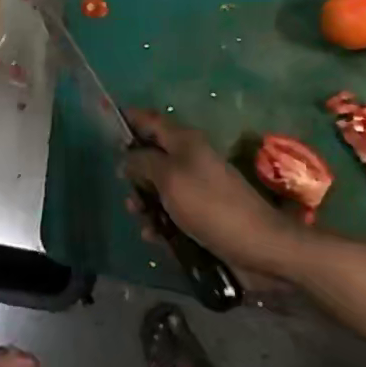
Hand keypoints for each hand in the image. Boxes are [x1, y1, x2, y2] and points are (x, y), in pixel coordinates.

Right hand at [124, 109, 312, 285]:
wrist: (259, 248)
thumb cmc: (210, 206)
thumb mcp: (169, 178)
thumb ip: (142, 162)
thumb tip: (126, 156)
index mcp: (185, 142)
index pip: (151, 120)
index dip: (129, 118)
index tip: (106, 122)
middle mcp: (190, 160)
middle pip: (151, 156)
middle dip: (133, 173)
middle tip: (124, 189)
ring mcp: (197, 188)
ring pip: (158, 188)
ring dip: (144, 202)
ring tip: (140, 218)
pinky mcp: (201, 215)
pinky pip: (171, 213)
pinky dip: (160, 223)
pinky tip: (154, 237)